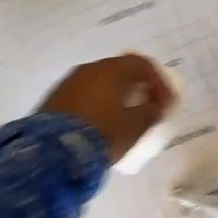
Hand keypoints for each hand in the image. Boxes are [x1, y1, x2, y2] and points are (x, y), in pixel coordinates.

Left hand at [37, 53, 174, 163]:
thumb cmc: (102, 134)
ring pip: (99, 83)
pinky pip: (83, 96)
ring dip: (115, 96)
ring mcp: (68, 83)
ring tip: (122, 118)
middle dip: (136, 88)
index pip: (142, 65)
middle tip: (145, 106)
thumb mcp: (135, 126)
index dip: (159, 82)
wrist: (52, 153)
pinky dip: (97, 104)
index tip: (165, 103)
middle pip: (119, 71)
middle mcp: (88, 69)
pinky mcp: (54, 100)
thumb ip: (151, 112)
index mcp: (110, 70)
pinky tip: (99, 123)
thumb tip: (156, 105)